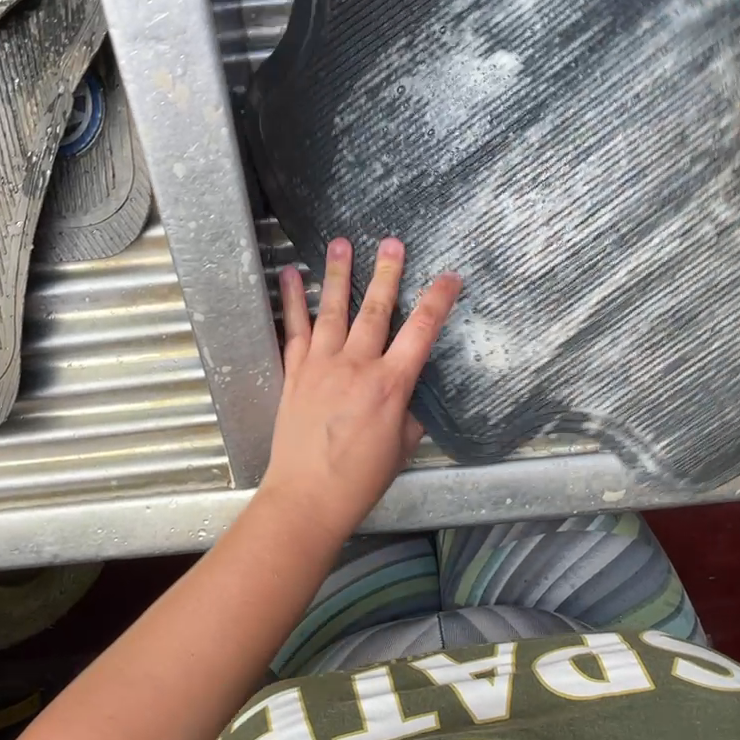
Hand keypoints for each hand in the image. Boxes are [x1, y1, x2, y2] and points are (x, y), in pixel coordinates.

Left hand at [258, 237, 461, 541]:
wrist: (307, 497)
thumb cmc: (360, 480)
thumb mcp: (401, 448)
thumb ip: (409, 414)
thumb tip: (409, 396)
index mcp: (390, 385)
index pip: (421, 332)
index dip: (438, 300)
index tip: (450, 278)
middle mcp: (356, 367)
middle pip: (376, 310)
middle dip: (388, 273)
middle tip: (392, 243)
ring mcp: (321, 367)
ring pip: (332, 310)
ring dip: (337, 274)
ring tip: (341, 243)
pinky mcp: (294, 375)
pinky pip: (293, 331)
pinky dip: (291, 302)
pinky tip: (289, 276)